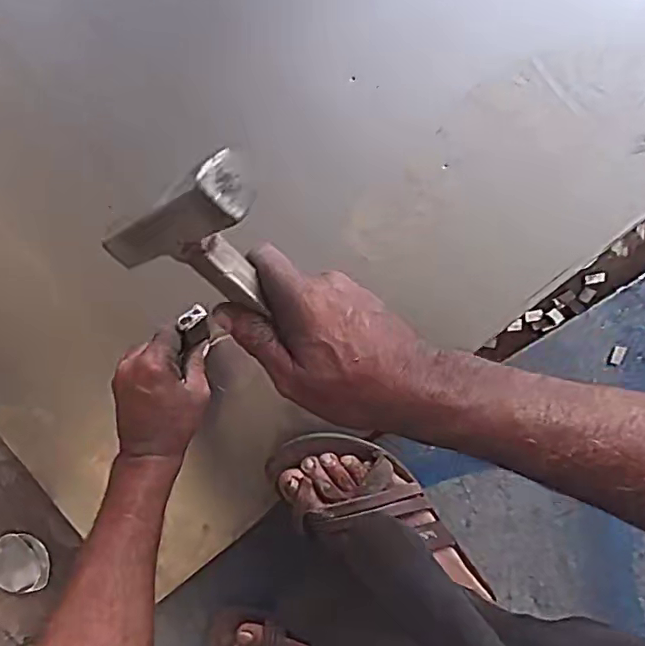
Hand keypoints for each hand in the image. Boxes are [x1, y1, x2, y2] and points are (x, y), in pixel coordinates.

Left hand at [112, 328, 212, 459]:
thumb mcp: (198, 393)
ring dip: (158, 357)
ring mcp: (122, 373)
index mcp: (153, 363)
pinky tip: (158, 385)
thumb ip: (197, 362)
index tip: (194, 334)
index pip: (169, 331)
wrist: (149, 451)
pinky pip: (135, 363)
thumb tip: (198, 346)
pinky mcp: (118, 382)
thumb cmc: (172, 429)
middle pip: (156, 340)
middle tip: (185, 365)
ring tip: (170, 379)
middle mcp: (133, 365)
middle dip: (172, 348)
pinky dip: (146, 368)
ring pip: (144, 350)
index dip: (185, 333)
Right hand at [212, 245, 443, 431]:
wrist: (414, 387)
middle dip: (277, 310)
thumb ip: (257, 340)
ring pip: (308, 295)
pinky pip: (331, 303)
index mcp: (304, 298)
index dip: (245, 276)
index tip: (240, 299)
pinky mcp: (365, 298)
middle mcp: (328, 284)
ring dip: (304, 320)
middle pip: (284, 282)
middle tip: (286, 348)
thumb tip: (230, 315)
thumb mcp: (293, 377)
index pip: (262, 257)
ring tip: (319, 357)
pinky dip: (326, 323)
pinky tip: (338, 353)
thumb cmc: (359, 388)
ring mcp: (349, 289)